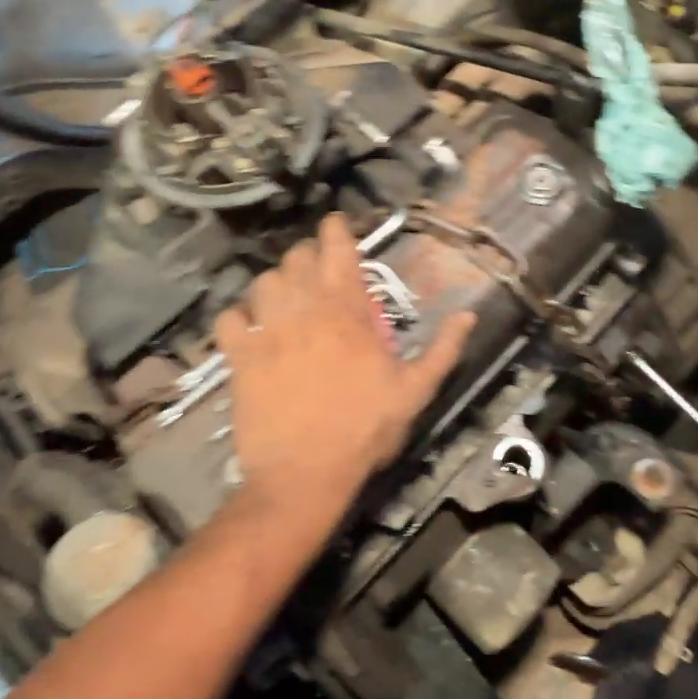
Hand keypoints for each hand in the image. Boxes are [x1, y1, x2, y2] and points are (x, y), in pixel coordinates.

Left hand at [216, 214, 474, 511]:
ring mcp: (267, 332)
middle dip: (307, 257)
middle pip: (297, 259)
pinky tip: (248, 330)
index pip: (338, 250)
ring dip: (275, 284)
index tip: (335, 223)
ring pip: (263, 282)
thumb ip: (443, 350)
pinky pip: (228, 319)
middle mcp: (304, 311)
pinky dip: (237, 318)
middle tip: (317, 272)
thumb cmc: (364, 431)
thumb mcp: (416, 392)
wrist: (304, 474)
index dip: (335, 229)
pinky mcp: (239, 358)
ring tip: (285, 299)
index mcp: (347, 313)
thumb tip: (469, 315)